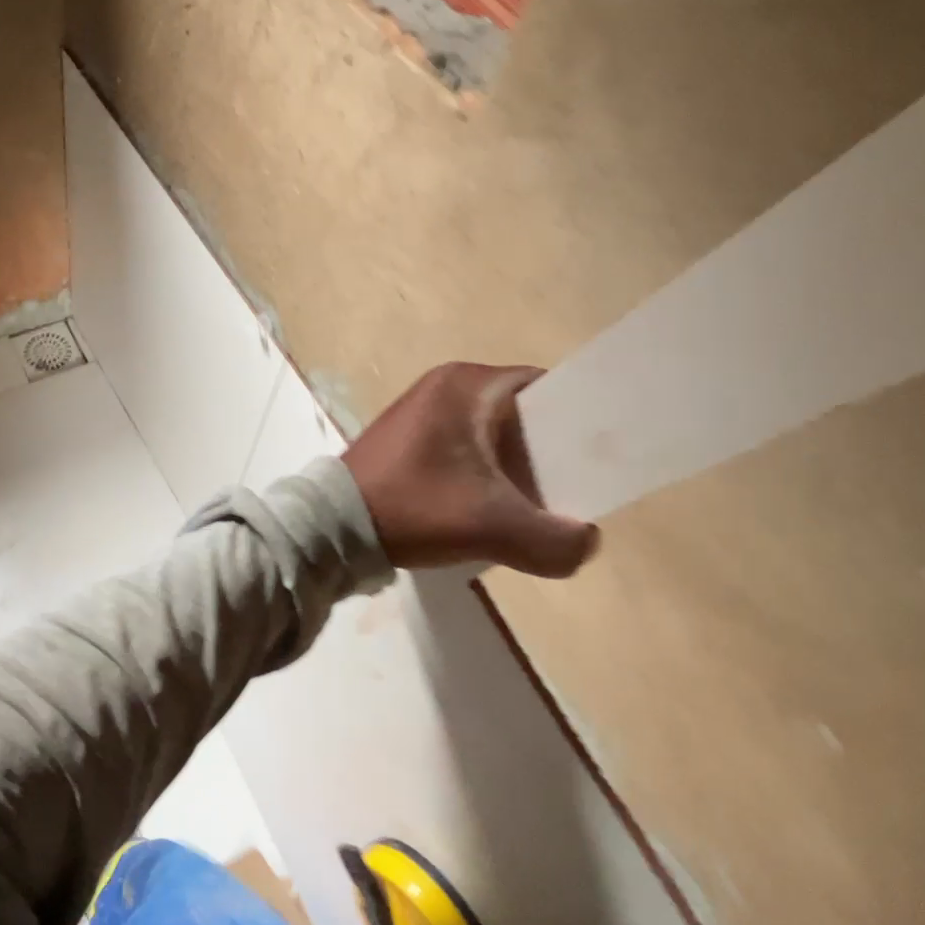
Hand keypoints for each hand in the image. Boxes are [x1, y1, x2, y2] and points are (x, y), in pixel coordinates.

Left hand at [343, 362, 598, 576]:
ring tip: (524, 510)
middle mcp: (445, 386)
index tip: (592, 466)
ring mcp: (422, 411)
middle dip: (542, 457)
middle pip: (521, 417)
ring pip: (493, 438)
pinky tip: (484, 511)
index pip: (546, 390)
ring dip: (511, 471)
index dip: (576, 425)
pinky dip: (481, 476)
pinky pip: (464, 450)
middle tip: (558, 497)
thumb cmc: (412, 508)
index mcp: (467, 383)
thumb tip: (585, 541)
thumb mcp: (492, 528)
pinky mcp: (407, 439)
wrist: (332, 528)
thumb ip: (553, 540)